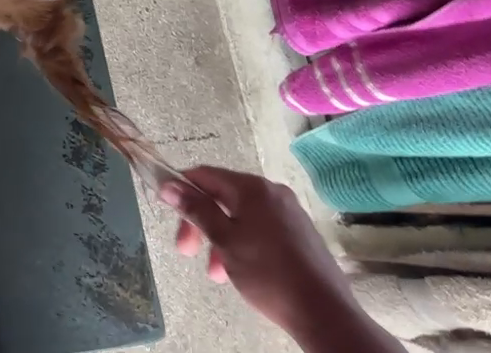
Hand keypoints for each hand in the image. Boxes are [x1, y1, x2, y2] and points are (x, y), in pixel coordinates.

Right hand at [161, 167, 356, 337]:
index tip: (166, 210)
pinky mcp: (300, 234)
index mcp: (253, 188)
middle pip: (223, 197)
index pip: (206, 175)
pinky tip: (240, 271)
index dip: (182, 188)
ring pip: (241, 217)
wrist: (325, 314)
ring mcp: (290, 213)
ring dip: (221, 239)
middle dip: (201, 222)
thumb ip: (196, 209)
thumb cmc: (269, 273)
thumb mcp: (225, 241)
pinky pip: (260, 229)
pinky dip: (243, 243)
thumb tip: (168, 185)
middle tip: (186, 251)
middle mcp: (272, 192)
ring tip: (216, 273)